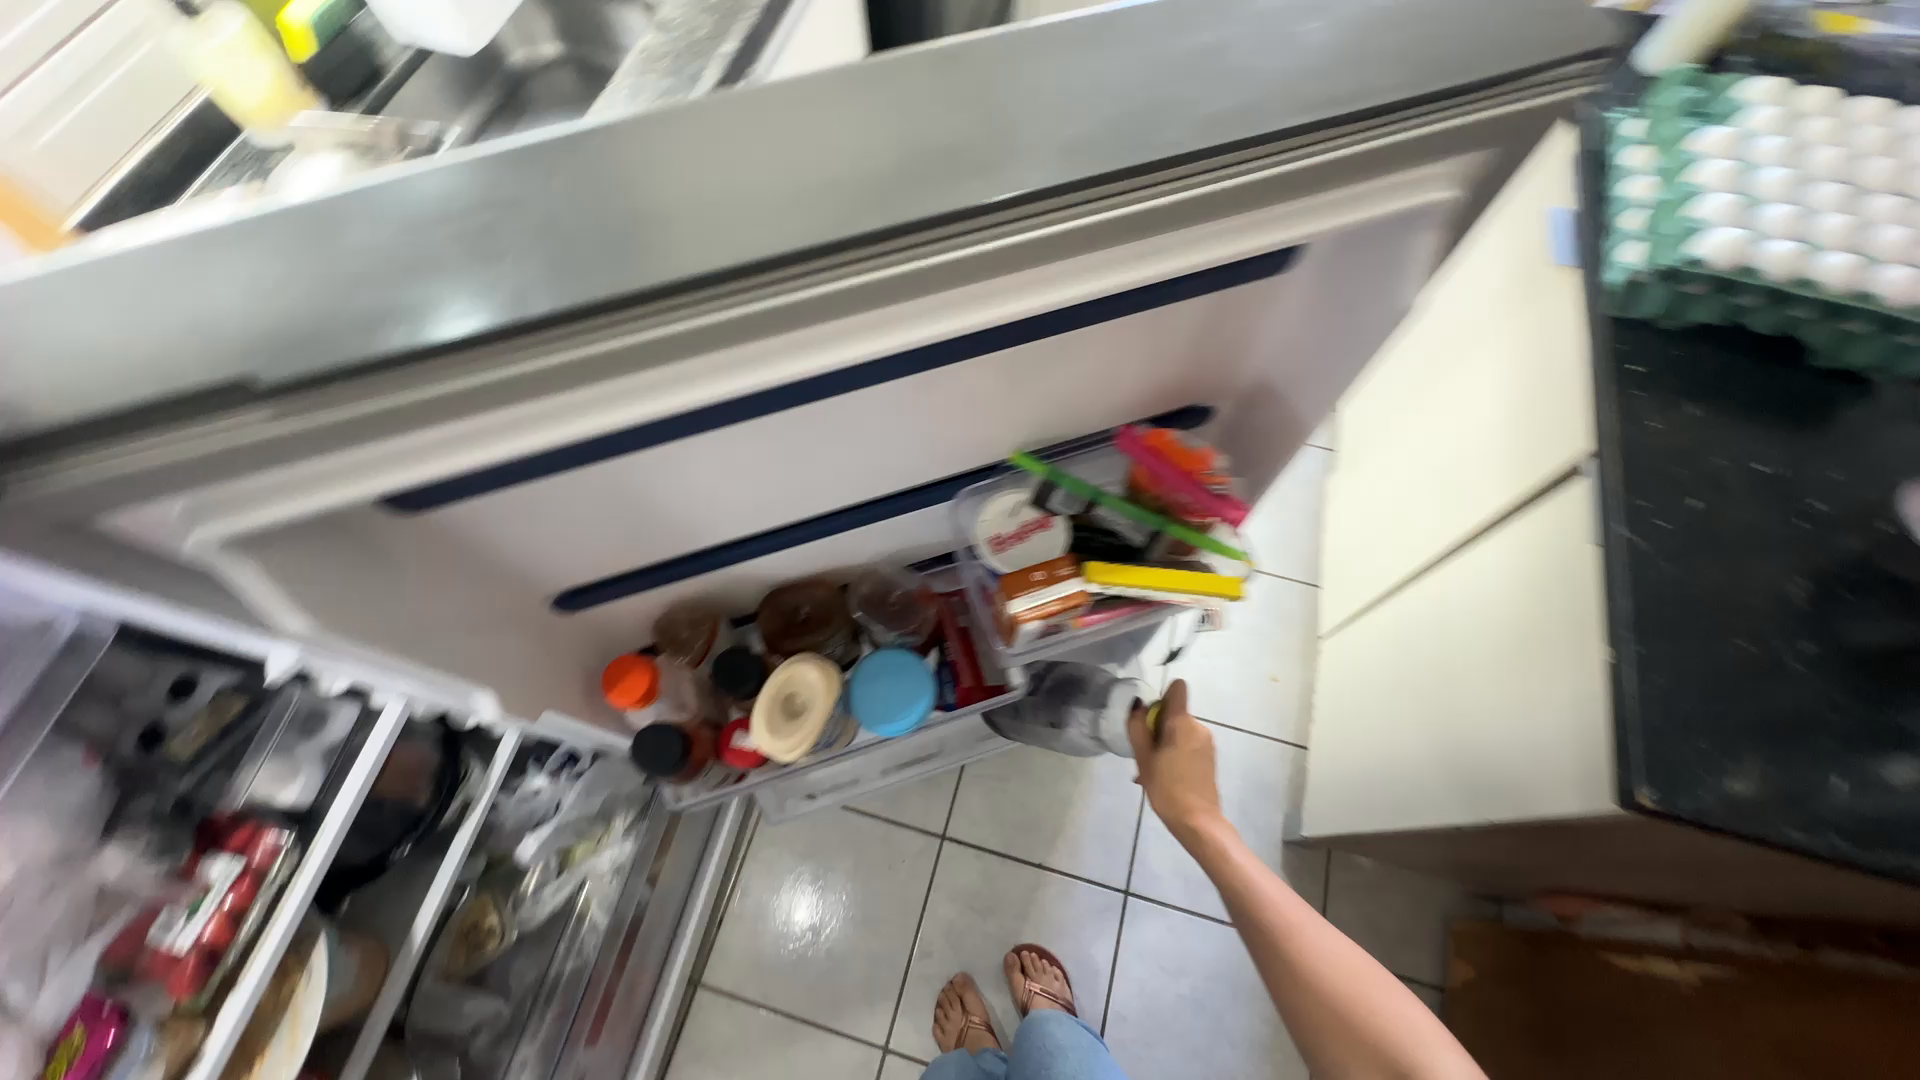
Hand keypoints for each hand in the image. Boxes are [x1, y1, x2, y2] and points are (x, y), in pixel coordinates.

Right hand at [1128, 680, 1226, 842]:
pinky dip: (1175, 754)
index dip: (1161, 696)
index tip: (1149, 719)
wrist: (1198, 822)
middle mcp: (1199, 727)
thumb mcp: (1144, 758)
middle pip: (1174, 714)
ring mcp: (1207, 742)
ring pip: (1180, 732)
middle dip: (1157, 728)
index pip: (1177, 689)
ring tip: (1152, 771)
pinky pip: (1188, 745)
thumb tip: (1138, 704)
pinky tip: (1165, 777)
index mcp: (1182, 723)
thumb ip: (1138, 727)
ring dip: (1164, 744)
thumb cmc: (1167, 788)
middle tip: (1144, 755)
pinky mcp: (1210, 757)